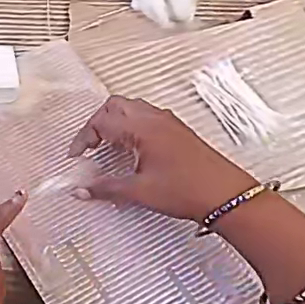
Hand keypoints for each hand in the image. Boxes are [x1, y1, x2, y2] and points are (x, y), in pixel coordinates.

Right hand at [68, 95, 255, 219]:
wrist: (226, 197)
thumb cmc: (190, 190)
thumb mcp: (139, 192)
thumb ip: (105, 188)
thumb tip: (81, 189)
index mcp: (143, 129)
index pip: (101, 122)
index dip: (83, 139)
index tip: (77, 155)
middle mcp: (155, 119)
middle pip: (114, 106)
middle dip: (96, 123)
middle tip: (88, 145)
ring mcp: (168, 123)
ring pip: (131, 108)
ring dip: (114, 121)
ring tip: (106, 145)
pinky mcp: (177, 131)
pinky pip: (146, 116)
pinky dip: (131, 125)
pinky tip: (130, 148)